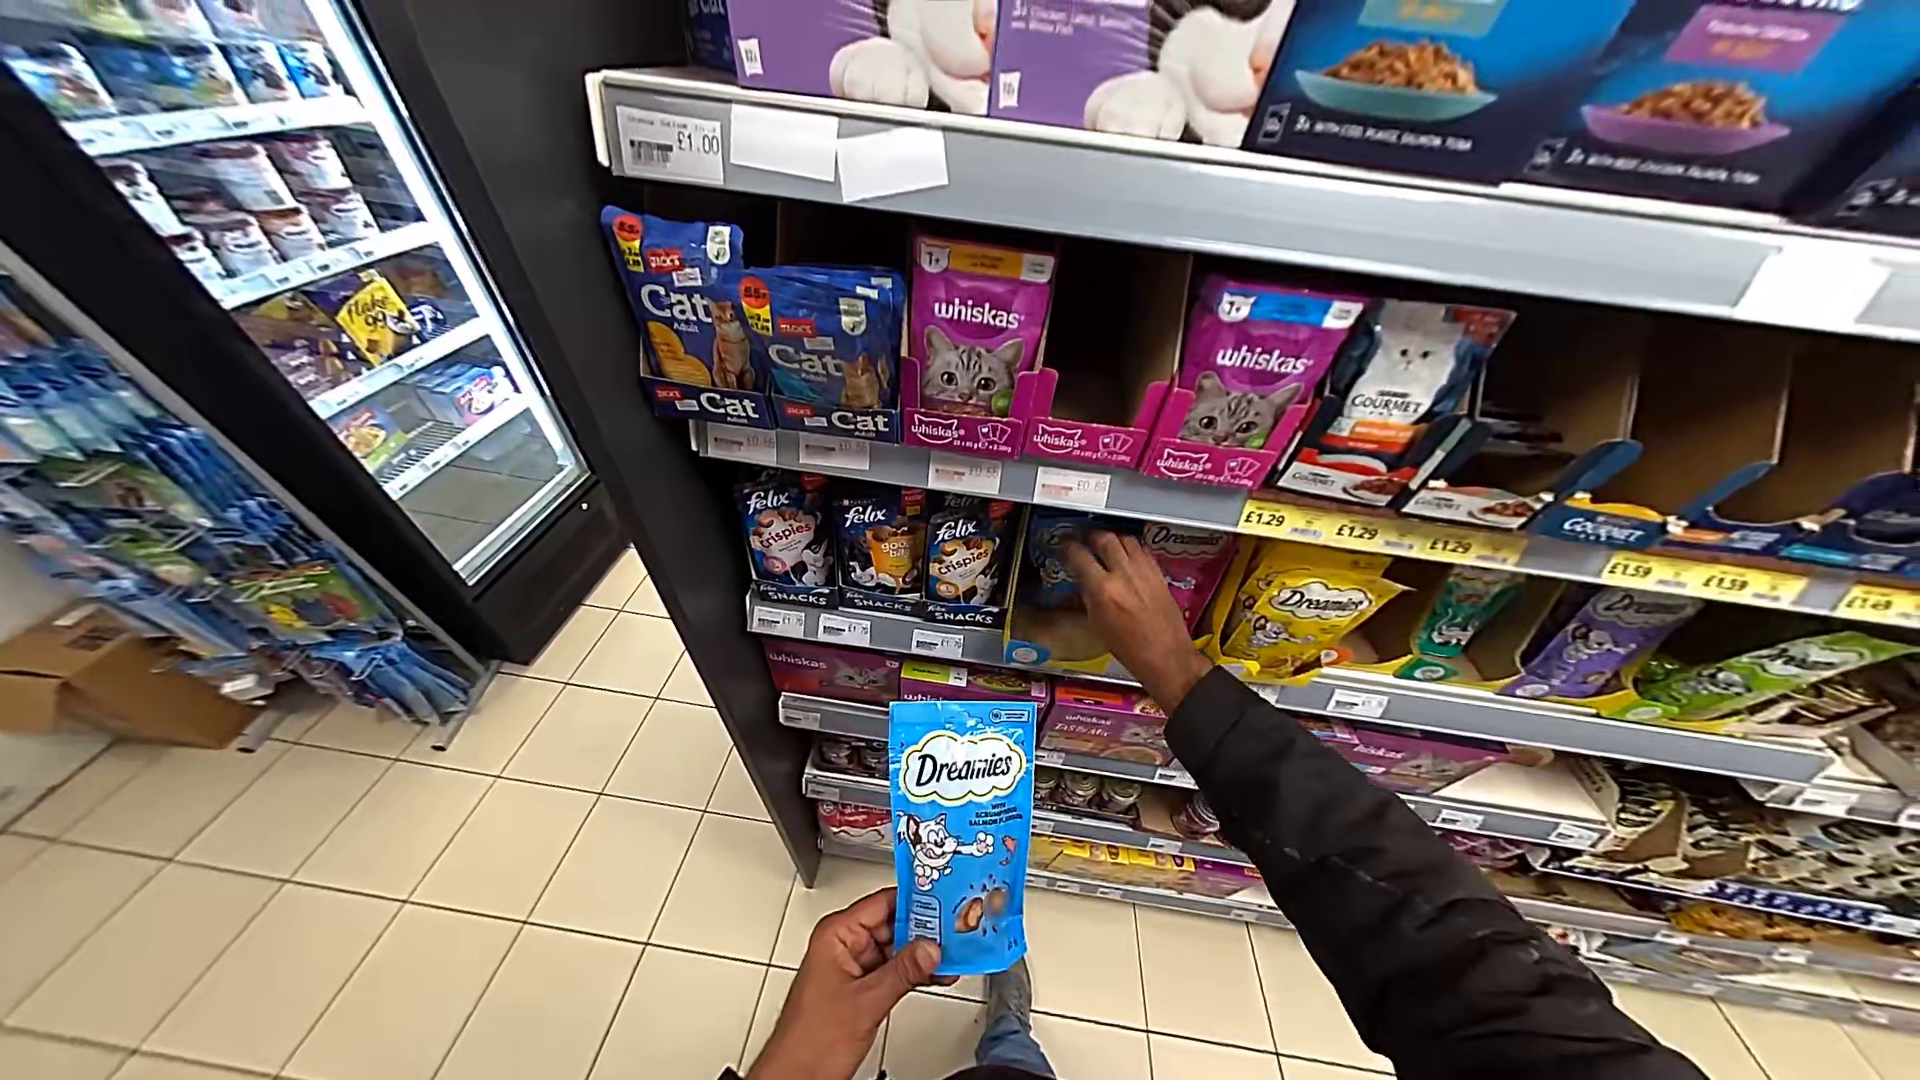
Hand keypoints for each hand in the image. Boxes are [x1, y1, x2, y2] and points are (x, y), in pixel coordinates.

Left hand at [748, 888, 951, 1079]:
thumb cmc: (809, 1042)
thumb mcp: (865, 1001)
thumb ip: (902, 972)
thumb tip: (930, 948)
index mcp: (837, 933)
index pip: (882, 902)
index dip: (913, 899)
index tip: (941, 898)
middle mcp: (845, 943)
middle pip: (892, 923)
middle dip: (923, 929)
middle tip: (953, 929)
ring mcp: (854, 964)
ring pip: (896, 947)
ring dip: (922, 953)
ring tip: (951, 953)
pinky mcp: (861, 985)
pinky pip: (893, 968)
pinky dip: (913, 972)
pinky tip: (935, 974)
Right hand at [1065, 530, 1213, 709]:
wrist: (1164, 655)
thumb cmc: (1129, 647)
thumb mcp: (1096, 622)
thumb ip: (1087, 595)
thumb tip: (1082, 580)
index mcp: (1103, 590)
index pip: (1079, 555)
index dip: (1068, 546)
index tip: (1065, 544)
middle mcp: (1124, 575)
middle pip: (1105, 538)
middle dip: (1092, 535)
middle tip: (1085, 538)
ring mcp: (1144, 572)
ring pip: (1126, 539)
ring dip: (1113, 539)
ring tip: (1107, 544)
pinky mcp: (1159, 573)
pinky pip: (1143, 550)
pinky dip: (1132, 548)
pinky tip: (1127, 556)